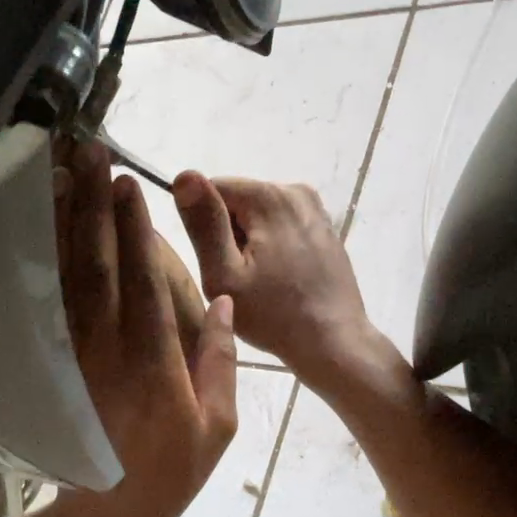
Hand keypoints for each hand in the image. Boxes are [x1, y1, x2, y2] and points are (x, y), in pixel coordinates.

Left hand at [48, 144, 239, 516]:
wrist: (110, 516)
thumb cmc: (171, 473)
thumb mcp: (217, 427)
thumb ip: (220, 361)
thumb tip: (223, 299)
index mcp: (152, 366)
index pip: (143, 283)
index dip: (134, 230)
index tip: (129, 185)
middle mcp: (105, 355)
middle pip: (96, 268)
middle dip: (91, 207)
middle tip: (88, 155)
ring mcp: (71, 362)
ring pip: (62, 281)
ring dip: (60, 224)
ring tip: (57, 175)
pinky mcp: (51, 371)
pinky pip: (45, 308)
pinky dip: (42, 265)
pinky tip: (39, 235)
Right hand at [171, 172, 391, 391]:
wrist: (333, 341)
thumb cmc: (274, 316)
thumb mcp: (225, 275)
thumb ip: (203, 225)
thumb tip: (183, 175)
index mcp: (269, 196)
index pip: (213, 189)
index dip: (205, 228)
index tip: (219, 264)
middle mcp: (295, 190)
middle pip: (239, 202)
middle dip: (230, 237)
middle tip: (240, 281)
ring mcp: (315, 209)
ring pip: (260, 217)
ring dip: (251, 245)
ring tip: (261, 284)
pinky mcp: (325, 230)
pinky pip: (282, 228)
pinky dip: (273, 249)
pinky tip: (281, 281)